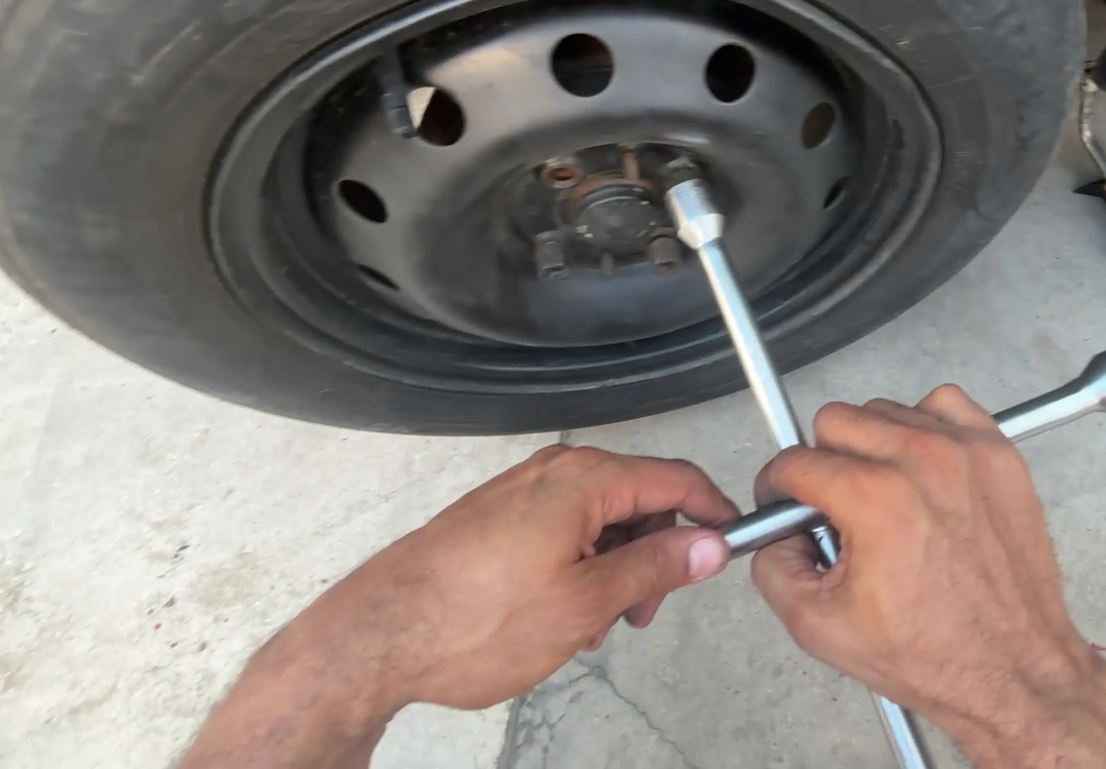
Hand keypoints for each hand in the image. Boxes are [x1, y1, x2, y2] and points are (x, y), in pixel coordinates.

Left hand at [181, 444, 738, 767]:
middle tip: (643, 612)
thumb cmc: (477, 619)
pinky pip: (567, 524)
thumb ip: (657, 566)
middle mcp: (558, 469)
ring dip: (616, 564)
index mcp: (585, 478)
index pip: (675, 478)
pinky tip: (562, 609)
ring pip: (603, 515)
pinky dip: (583, 560)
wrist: (376, 635)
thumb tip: (710, 544)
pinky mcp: (504, 511)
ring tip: (591, 623)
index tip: (729, 544)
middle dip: (655, 551)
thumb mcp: (586, 602)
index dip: (711, 510)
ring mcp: (527, 488)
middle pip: (640, 496)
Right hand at [751, 386, 1105, 768]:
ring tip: (884, 494)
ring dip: (872, 445)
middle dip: (822, 462)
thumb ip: (773, 566)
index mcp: (874, 499)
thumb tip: (775, 530)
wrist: (1016, 672)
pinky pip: (943, 404)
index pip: (795, 461)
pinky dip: (924, 426)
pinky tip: (921, 466)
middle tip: (836, 505)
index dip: (777, 485)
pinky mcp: (996, 452)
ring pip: (884, 410)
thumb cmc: (938, 653)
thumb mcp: (819, 627)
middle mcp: (920, 462)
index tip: (785, 499)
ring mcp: (964, 451)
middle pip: (834, 421)